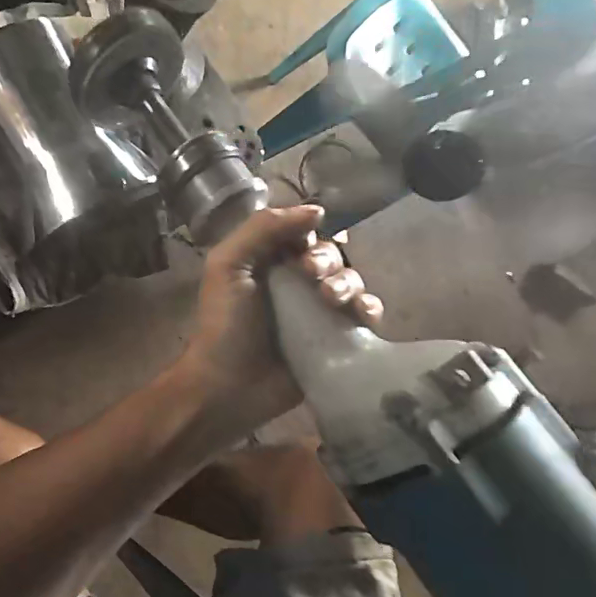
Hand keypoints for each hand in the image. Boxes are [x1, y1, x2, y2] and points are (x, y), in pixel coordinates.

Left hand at [176, 205, 382, 435]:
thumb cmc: (225, 324)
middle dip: (328, 261)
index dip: (309, 236)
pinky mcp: (336, 339)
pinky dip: (370, 308)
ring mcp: (318, 312)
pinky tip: (363, 314)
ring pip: (351, 281)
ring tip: (331, 301)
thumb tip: (317, 211)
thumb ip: (263, 228)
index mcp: (270, 261)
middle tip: (312, 278)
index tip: (301, 252)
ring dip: (348, 284)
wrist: (229, 385)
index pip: (303, 233)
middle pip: (331, 255)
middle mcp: (296, 282)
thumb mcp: (228, 265)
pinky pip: (364, 315)